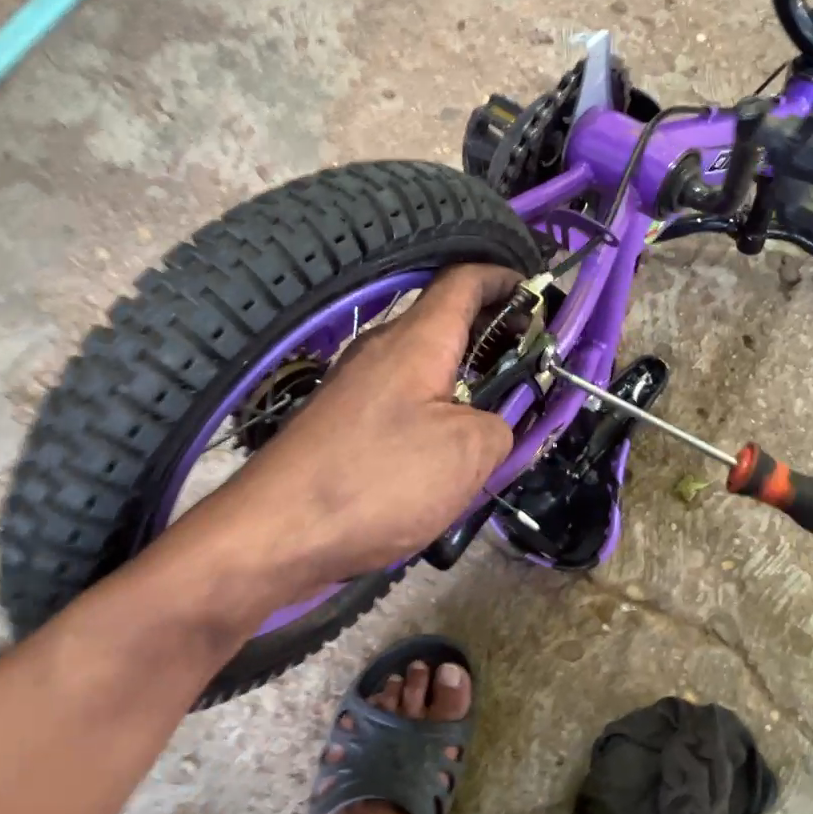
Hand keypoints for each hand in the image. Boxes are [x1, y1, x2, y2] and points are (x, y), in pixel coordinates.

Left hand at [211, 264, 522, 586]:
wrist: (274, 534)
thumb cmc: (377, 480)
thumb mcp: (467, 452)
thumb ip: (500, 425)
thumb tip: (492, 425)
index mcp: (416, 339)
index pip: (464, 280)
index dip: (505, 279)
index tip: (538, 296)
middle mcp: (381, 350)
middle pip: (445, 324)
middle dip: (493, 342)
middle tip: (531, 375)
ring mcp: (355, 388)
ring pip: (424, 371)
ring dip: (465, 388)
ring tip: (497, 427)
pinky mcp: (340, 426)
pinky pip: (402, 407)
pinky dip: (434, 419)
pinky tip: (445, 464)